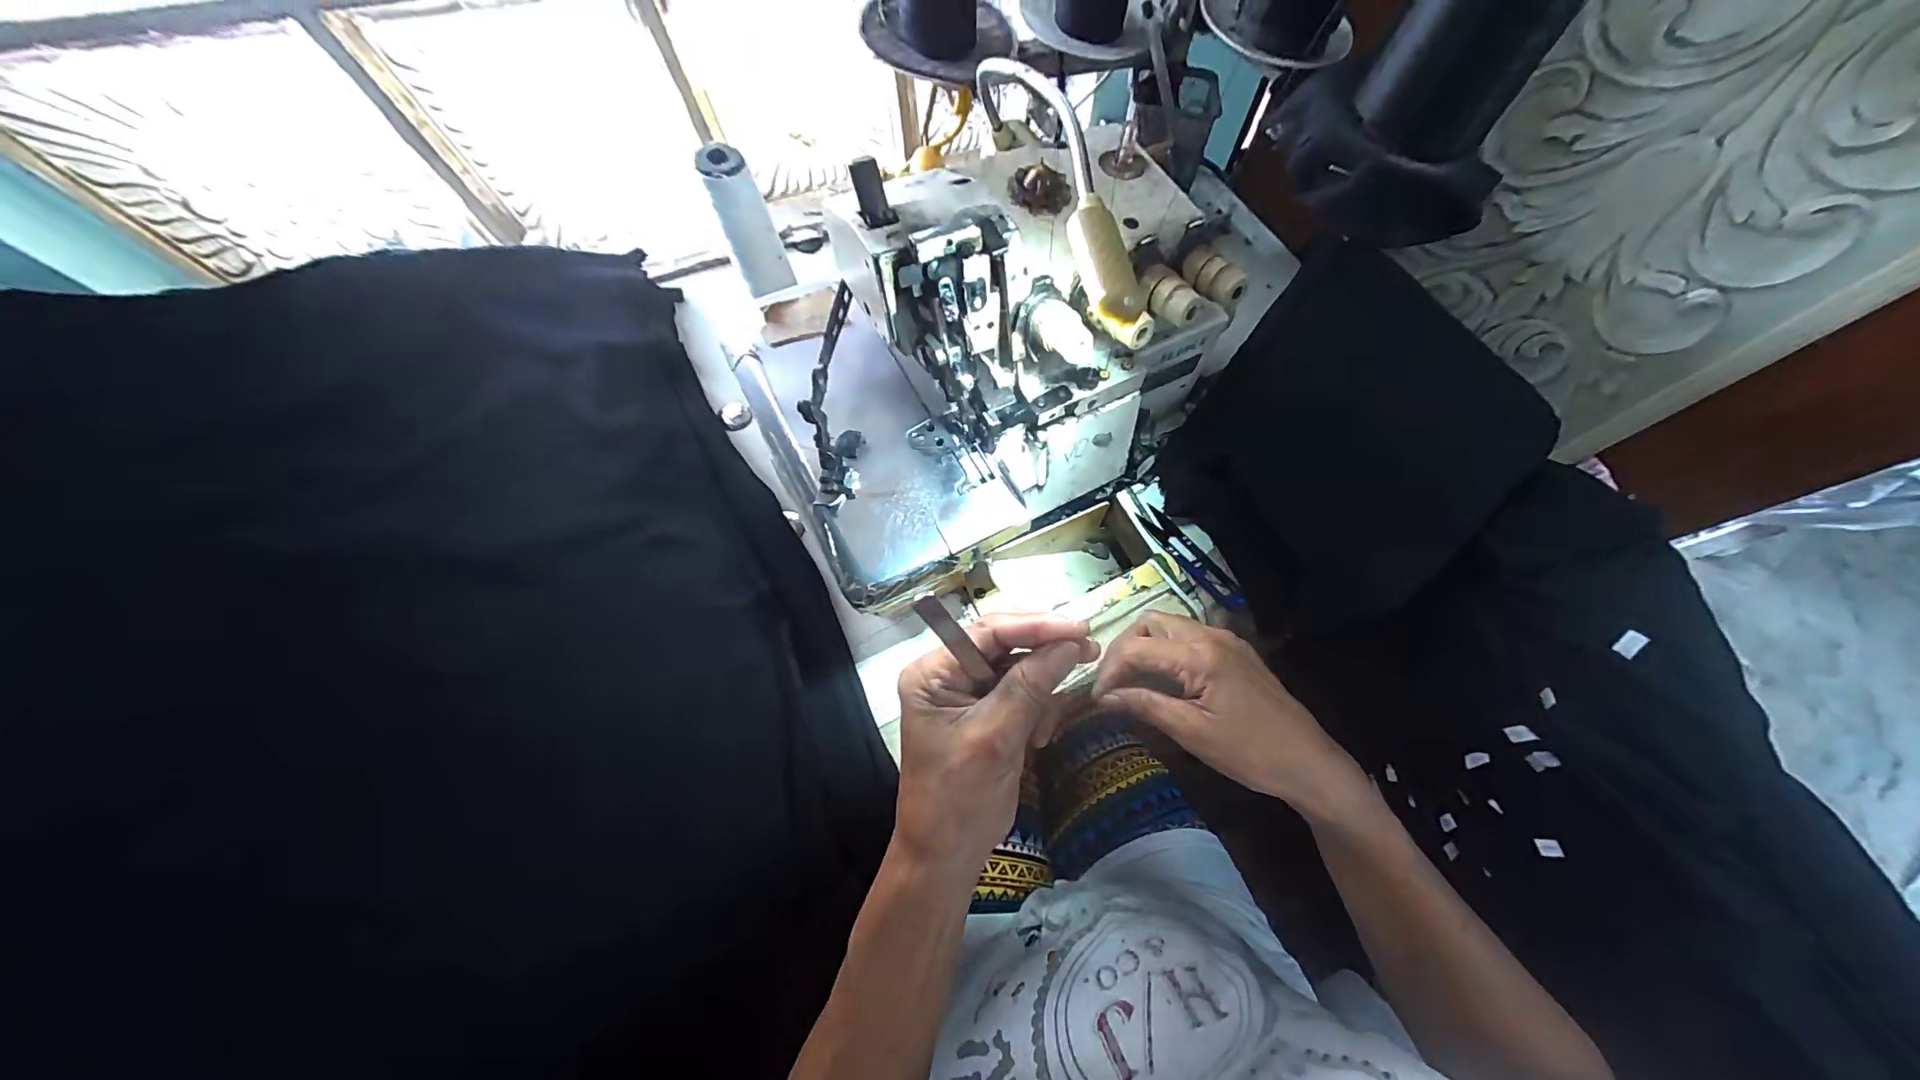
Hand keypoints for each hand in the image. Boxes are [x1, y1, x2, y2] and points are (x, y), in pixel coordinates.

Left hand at [894, 612, 1097, 872]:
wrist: (946, 854)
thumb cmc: (959, 798)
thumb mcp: (995, 738)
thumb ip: (1029, 686)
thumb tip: (1070, 643)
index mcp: (932, 673)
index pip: (987, 632)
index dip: (1035, 626)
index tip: (1078, 628)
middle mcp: (947, 673)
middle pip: (1003, 643)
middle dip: (1044, 652)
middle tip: (1089, 649)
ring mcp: (966, 692)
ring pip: (1018, 666)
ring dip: (1042, 689)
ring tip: (1046, 726)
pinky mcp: (986, 711)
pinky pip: (1021, 692)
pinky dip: (1038, 708)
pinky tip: (1040, 736)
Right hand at [1091, 611, 1369, 823]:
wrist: (1310, 763)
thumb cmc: (1250, 753)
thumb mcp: (1192, 733)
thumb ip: (1146, 706)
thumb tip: (1104, 697)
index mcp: (1200, 655)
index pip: (1136, 648)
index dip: (1110, 671)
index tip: (1097, 698)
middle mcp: (1212, 636)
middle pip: (1150, 622)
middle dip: (1124, 648)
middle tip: (1113, 683)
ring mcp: (1227, 641)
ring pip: (1170, 626)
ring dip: (1146, 647)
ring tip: (1132, 681)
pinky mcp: (1236, 652)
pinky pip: (1190, 637)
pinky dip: (1167, 650)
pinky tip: (1163, 679)